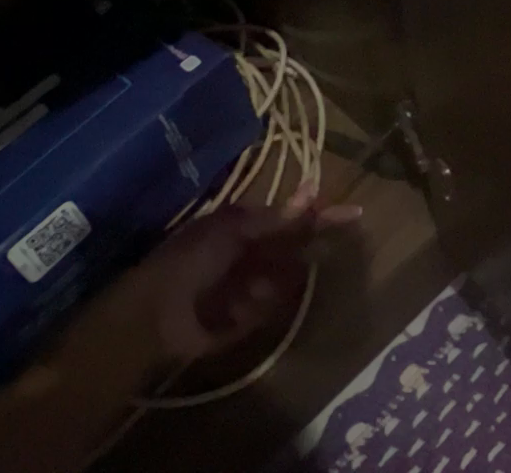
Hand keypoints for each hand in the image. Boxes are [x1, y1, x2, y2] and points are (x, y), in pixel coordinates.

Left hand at [143, 185, 361, 362]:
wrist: (156, 315)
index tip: (354, 213)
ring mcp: (253, 285)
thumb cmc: (190, 260)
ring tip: (242, 293)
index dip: (321, 215)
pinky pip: (271, 309)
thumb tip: (311, 192)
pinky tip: (232, 311)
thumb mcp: (234, 229)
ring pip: (287, 279)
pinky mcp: (250, 318)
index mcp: (247, 225)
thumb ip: (276, 217)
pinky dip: (254, 308)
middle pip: (295, 249)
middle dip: (293, 256)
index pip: (294, 216)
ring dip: (268, 285)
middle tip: (280, 264)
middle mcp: (254, 252)